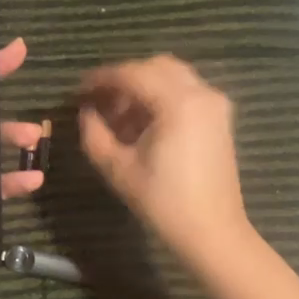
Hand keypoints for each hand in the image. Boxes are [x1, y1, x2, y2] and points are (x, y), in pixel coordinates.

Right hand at [79, 55, 249, 263]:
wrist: (211, 230)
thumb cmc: (161, 201)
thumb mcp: (117, 168)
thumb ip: (94, 134)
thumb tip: (86, 112)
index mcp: (177, 102)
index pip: (132, 74)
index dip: (101, 79)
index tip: (78, 91)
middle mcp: (201, 93)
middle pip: (155, 67)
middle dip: (124, 80)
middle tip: (99, 102)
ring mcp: (214, 104)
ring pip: (172, 77)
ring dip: (142, 88)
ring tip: (118, 117)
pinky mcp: (219, 118)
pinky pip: (185, 92)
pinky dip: (160, 98)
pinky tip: (142, 125)